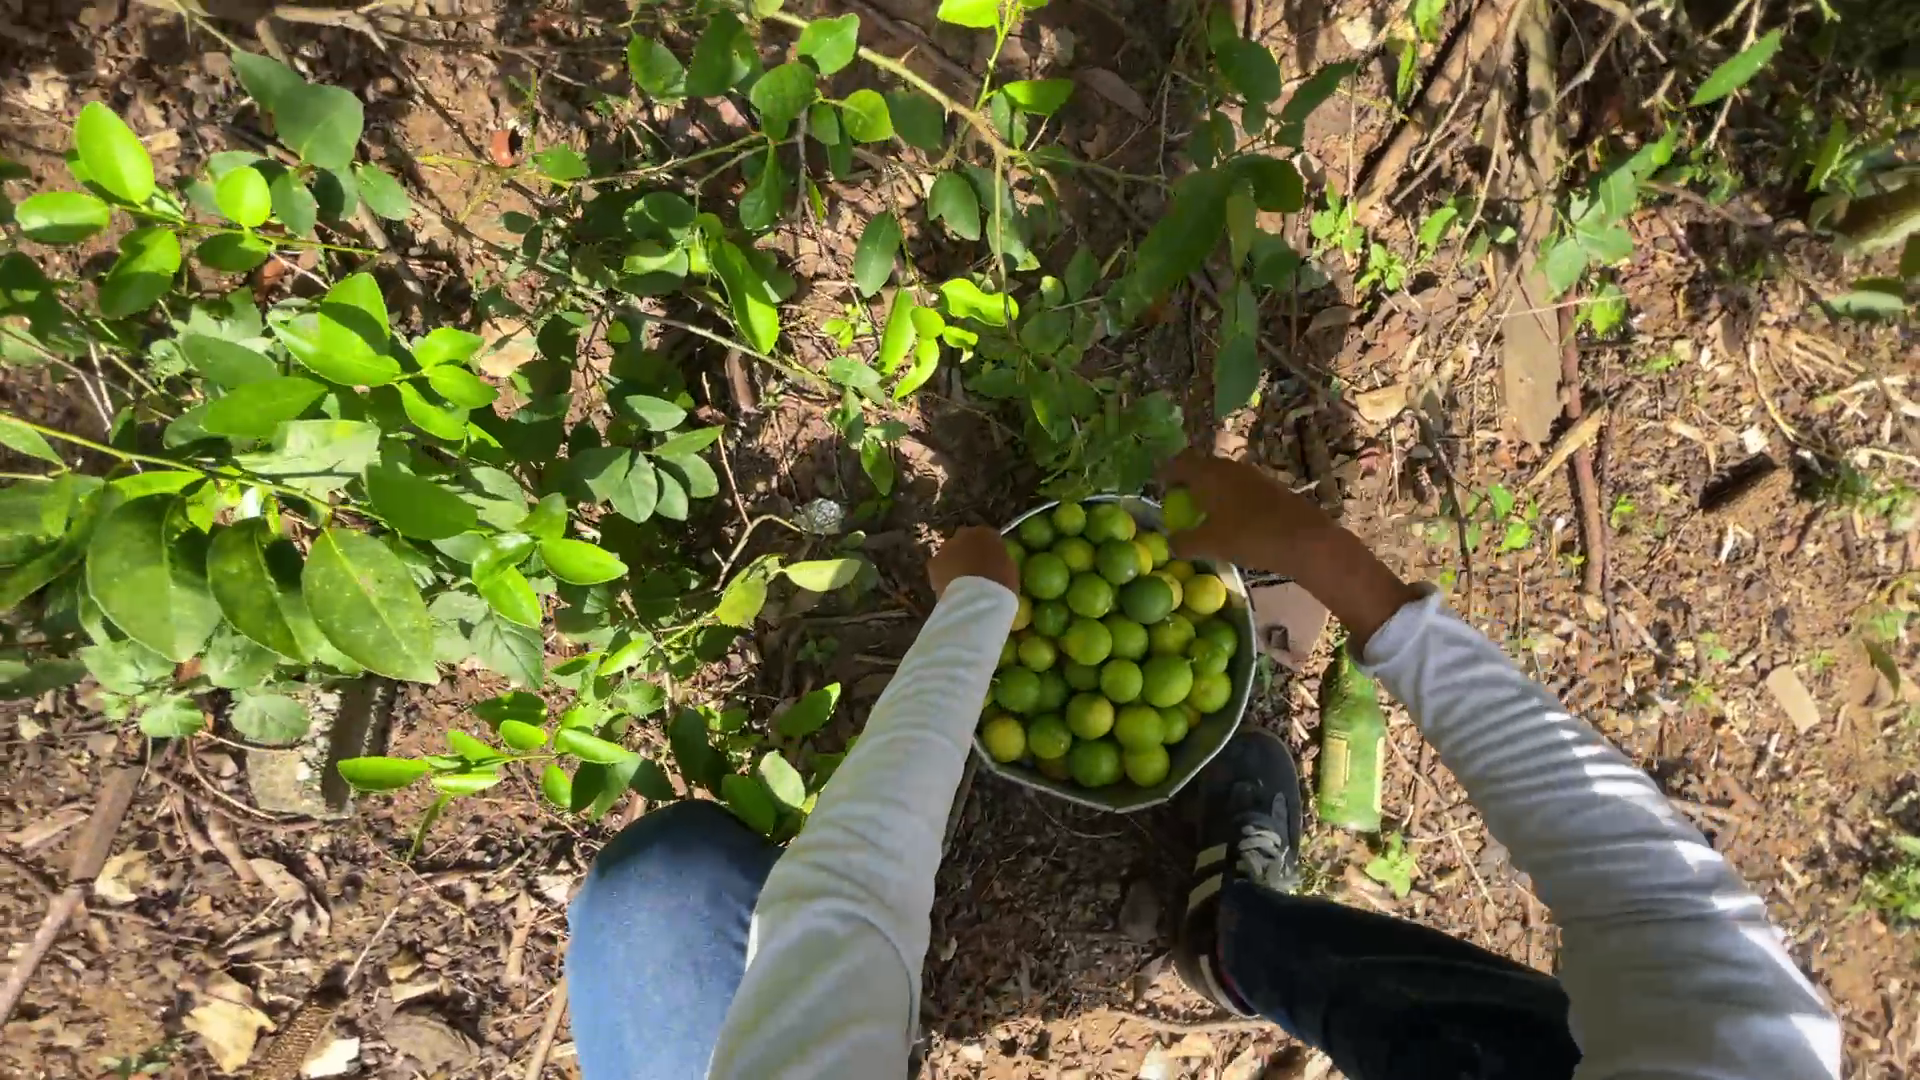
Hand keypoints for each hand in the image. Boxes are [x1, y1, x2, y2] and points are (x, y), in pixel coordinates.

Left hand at [928, 525, 1018, 597]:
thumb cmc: (1000, 584)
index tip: (991, 562)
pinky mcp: (933, 564)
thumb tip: (994, 560)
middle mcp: (963, 535)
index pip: (987, 537)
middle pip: (965, 542)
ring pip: (950, 554)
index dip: (988, 550)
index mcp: (986, 533)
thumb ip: (1000, 558)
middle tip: (974, 571)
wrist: (976, 600)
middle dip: (968, 553)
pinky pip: (940, 568)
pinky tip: (951, 589)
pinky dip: (943, 576)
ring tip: (961, 583)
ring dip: (954, 564)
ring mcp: (946, 548)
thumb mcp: (1009, 568)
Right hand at [1162, 450, 1418, 648]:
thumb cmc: (1249, 536)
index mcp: (1208, 474)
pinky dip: (1227, 498)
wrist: (1305, 539)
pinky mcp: (1269, 488)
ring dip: (1208, 490)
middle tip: (1177, 501)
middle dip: (1186, 482)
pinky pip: (1238, 487)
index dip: (1165, 473)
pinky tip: (1230, 520)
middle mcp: (1228, 468)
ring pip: (1221, 477)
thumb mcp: (1209, 545)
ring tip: (1202, 512)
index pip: (1179, 463)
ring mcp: (1252, 475)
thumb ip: (1184, 543)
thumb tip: (1170, 543)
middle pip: (1200, 467)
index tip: (1157, 486)